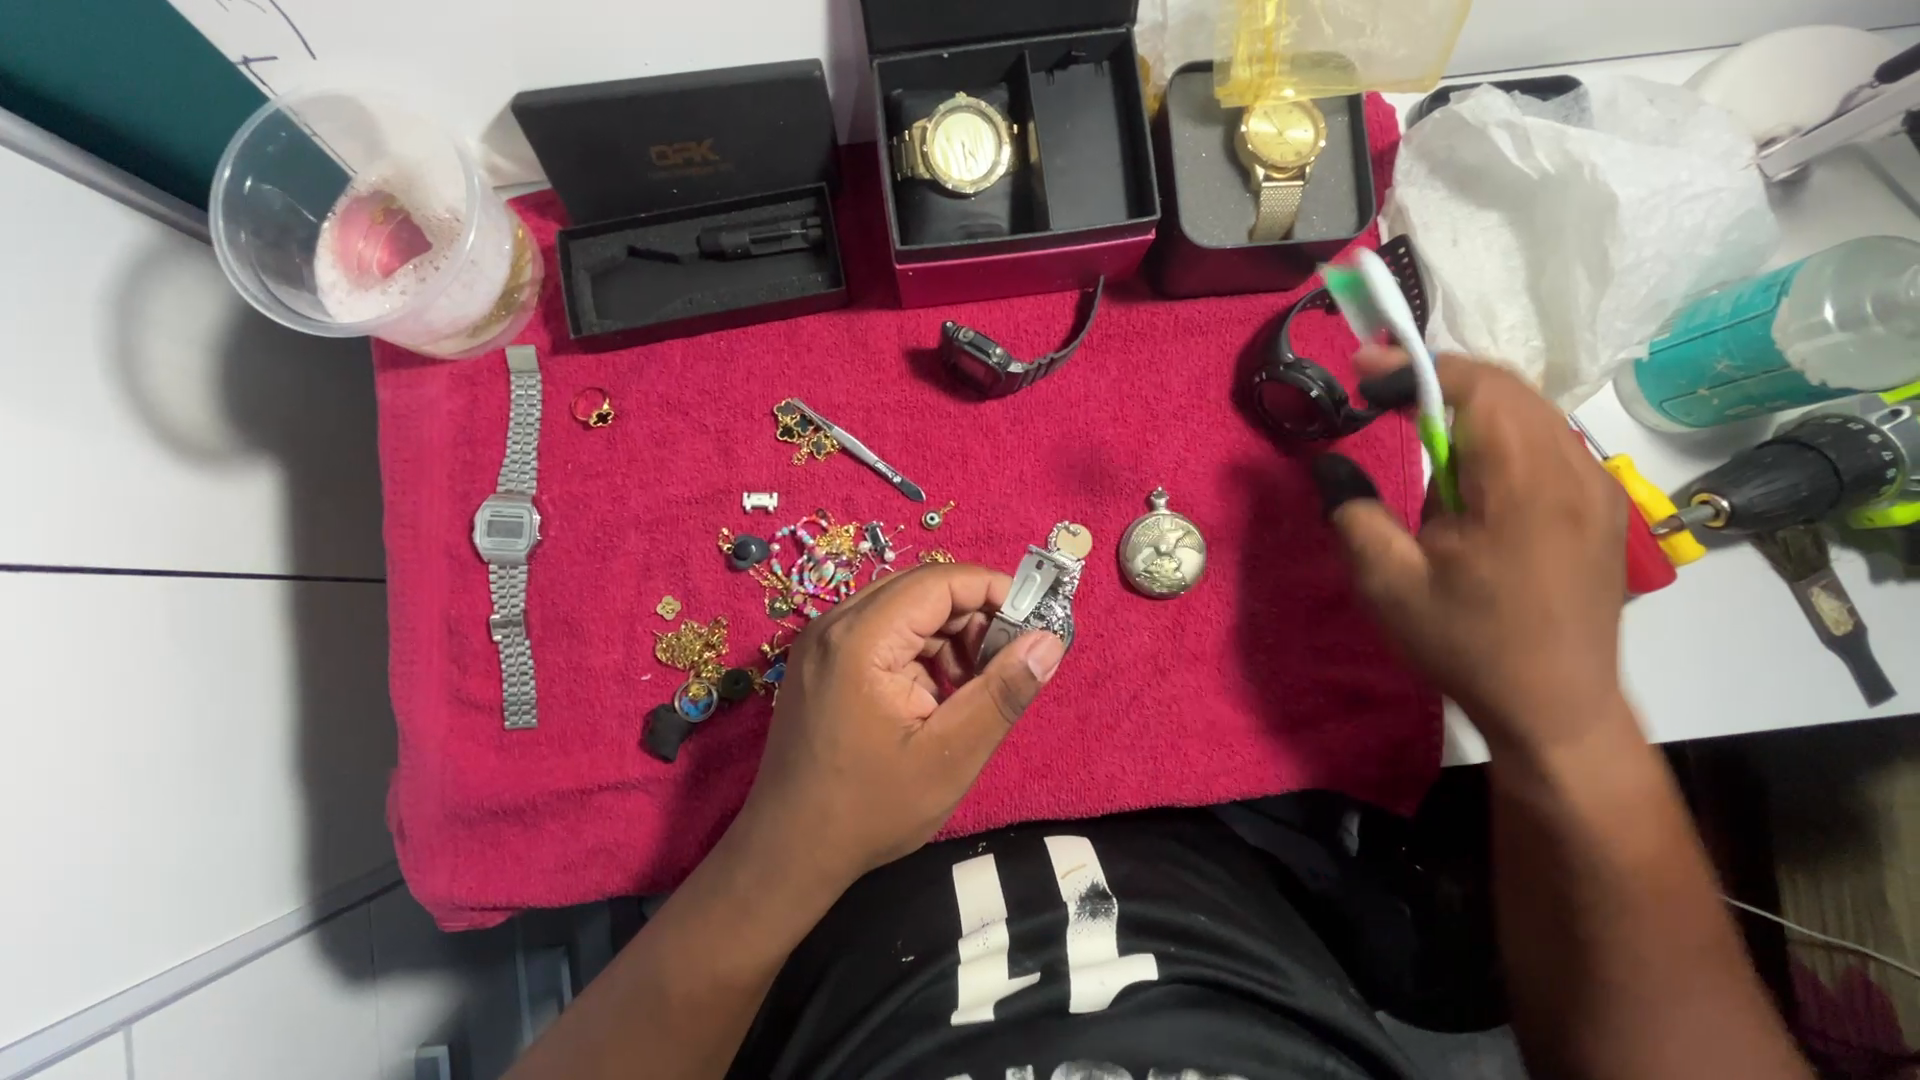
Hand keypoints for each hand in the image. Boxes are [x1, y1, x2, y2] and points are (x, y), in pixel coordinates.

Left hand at [732, 564, 1066, 887]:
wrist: (788, 851)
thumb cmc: (870, 809)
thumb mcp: (950, 755)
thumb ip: (1002, 693)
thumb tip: (1049, 641)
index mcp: (860, 639)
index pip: (939, 581)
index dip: (994, 591)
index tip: (1035, 622)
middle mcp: (834, 625)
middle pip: (920, 589)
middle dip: (973, 616)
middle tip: (1006, 662)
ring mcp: (821, 642)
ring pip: (902, 610)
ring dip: (947, 637)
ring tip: (971, 689)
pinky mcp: (820, 662)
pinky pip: (881, 634)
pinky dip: (919, 654)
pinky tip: (936, 698)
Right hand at [1315, 348, 1630, 756]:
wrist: (1556, 707)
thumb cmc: (1468, 646)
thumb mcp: (1389, 585)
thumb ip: (1354, 512)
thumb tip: (1329, 463)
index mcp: (1525, 487)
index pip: (1479, 388)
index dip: (1417, 367)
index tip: (1362, 370)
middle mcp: (1574, 472)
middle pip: (1508, 389)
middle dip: (1439, 377)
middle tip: (1377, 389)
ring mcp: (1596, 488)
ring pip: (1530, 411)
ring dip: (1468, 403)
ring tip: (1412, 422)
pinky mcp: (1599, 506)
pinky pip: (1545, 441)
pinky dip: (1496, 431)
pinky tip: (1463, 464)